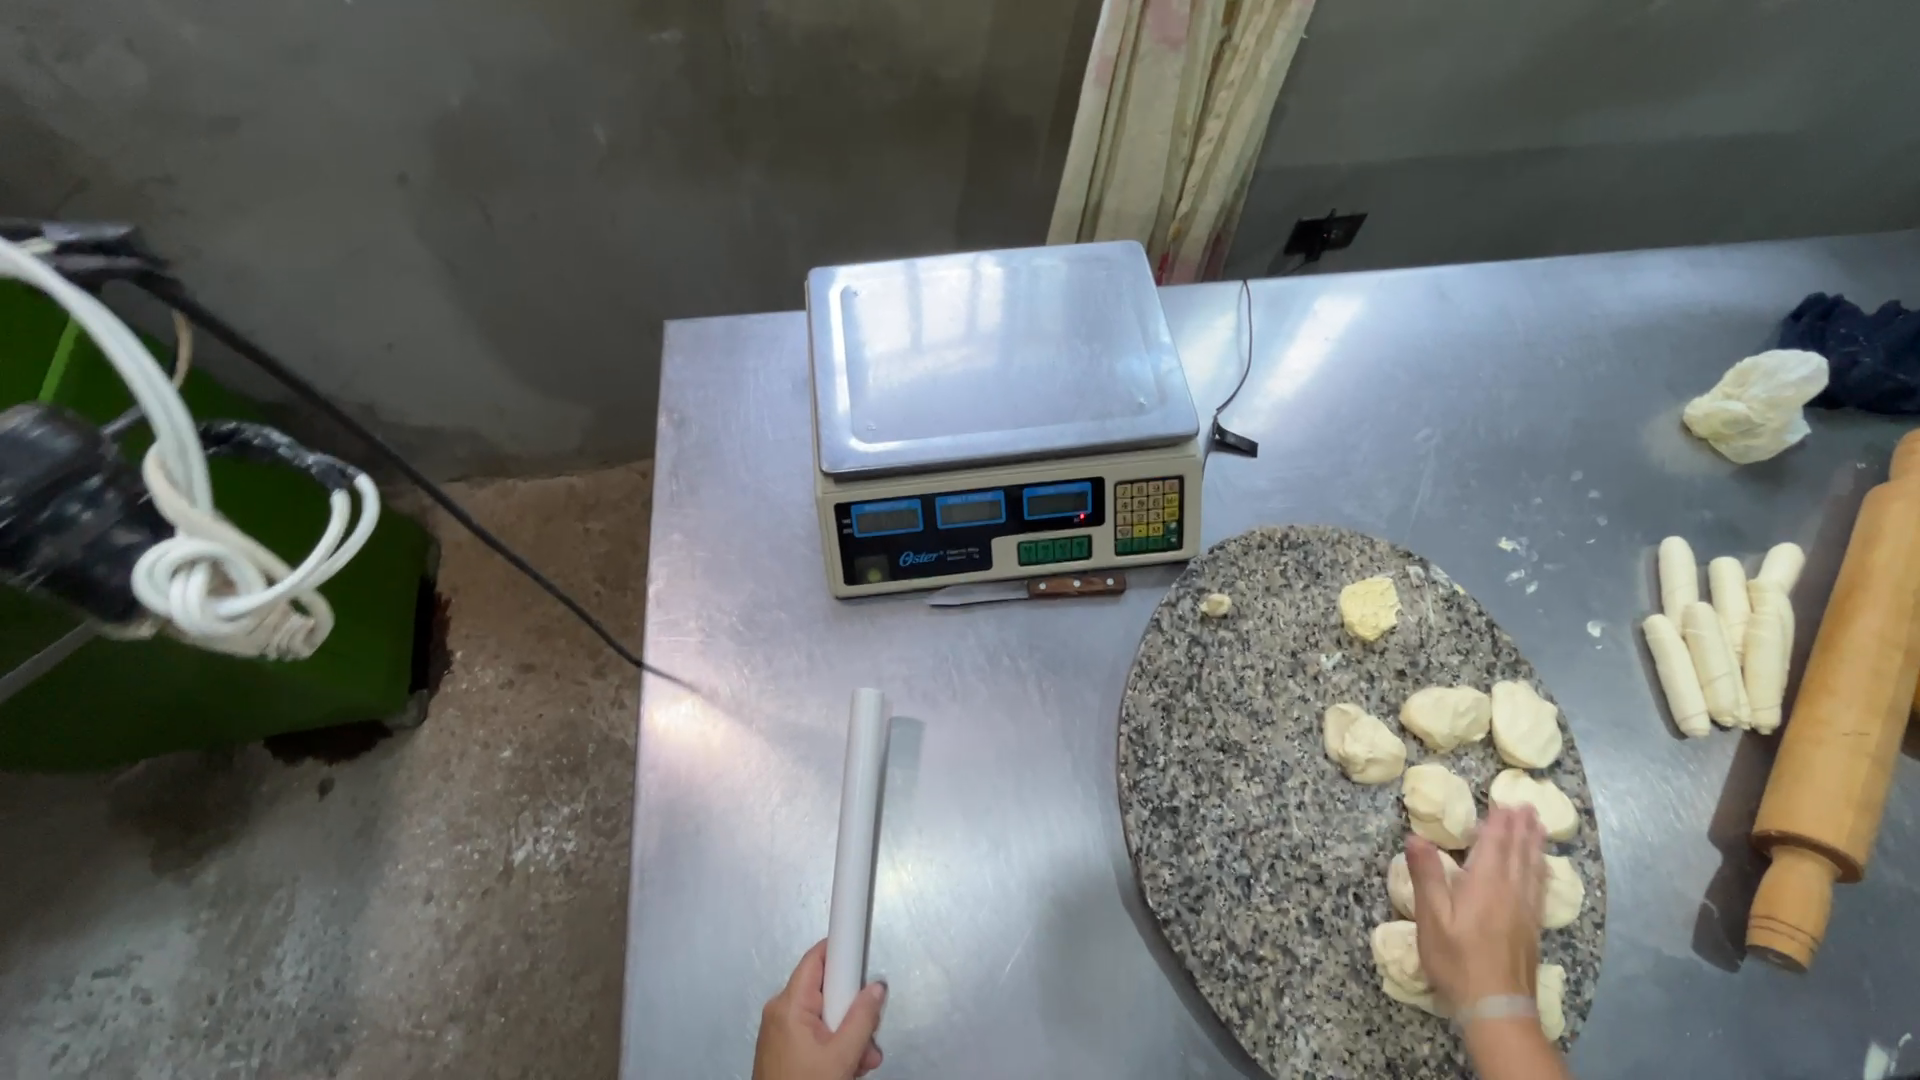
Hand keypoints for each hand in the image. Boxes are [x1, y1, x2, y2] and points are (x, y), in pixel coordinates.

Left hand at [753, 941, 885, 1079]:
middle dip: (852, 1010)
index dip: (842, 952)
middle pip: (825, 990)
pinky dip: (833, 1044)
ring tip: (862, 1060)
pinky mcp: (783, 1048)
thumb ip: (863, 1018)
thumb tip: (876, 988)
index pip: (817, 957)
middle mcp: (780, 1010)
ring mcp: (780, 1030)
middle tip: (870, 1033)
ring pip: (824, 1015)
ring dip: (848, 1033)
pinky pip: (814, 1032)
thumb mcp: (842, 1056)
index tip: (863, 955)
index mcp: (789, 1004)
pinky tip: (848, 1067)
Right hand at [1405, 804, 1545, 1009]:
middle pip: (1518, 855)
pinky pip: (1539, 889)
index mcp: (1484, 886)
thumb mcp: (1431, 918)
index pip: (1494, 846)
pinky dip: (1540, 871)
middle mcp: (1510, 894)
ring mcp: (1524, 912)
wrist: (1497, 1006)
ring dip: (1534, 846)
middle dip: (1521, 829)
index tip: (1505, 802)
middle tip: (1528, 806)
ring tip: (1539, 828)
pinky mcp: (1531, 929)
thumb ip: (1426, 876)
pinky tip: (1541, 870)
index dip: (1498, 824)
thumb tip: (1416, 837)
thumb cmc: (1456, 959)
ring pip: (1532, 870)